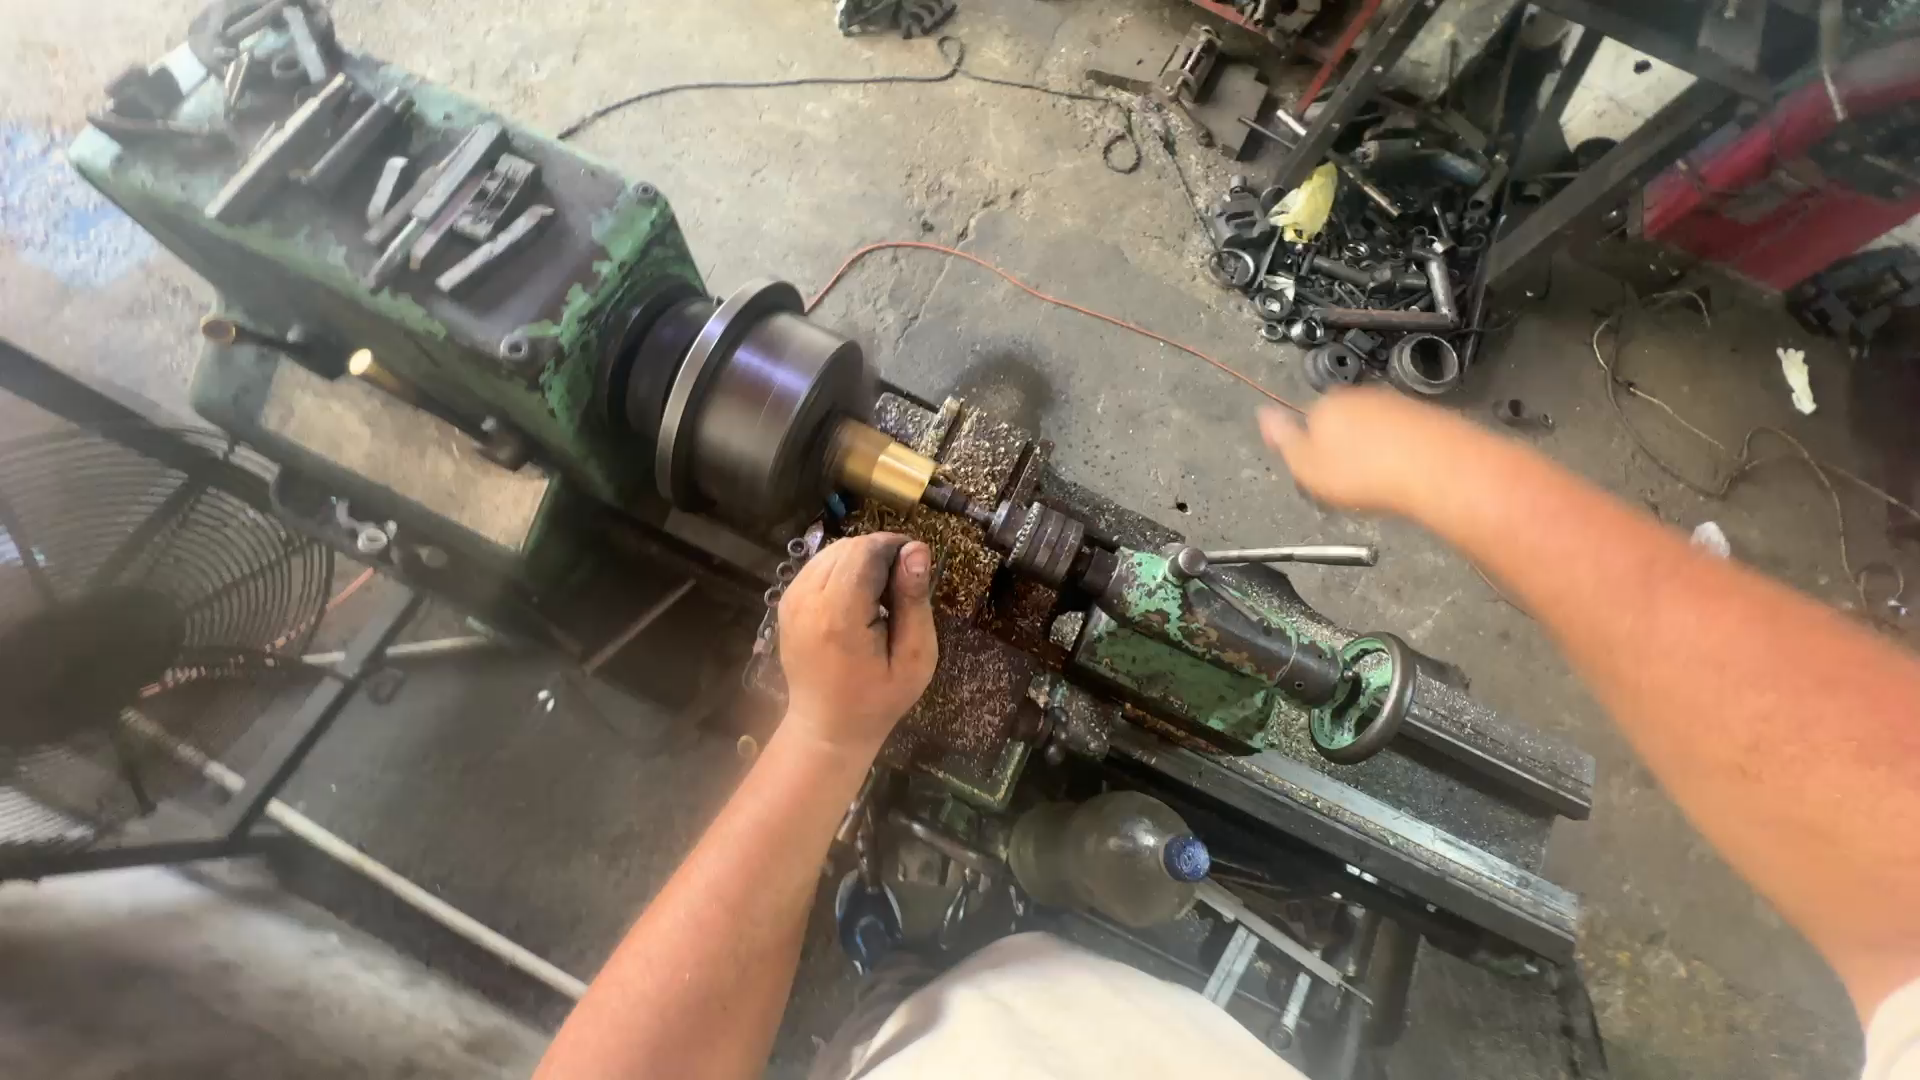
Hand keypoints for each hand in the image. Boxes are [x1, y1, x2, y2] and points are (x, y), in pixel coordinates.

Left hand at [777, 533, 937, 756]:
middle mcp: (807, 599)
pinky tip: (859, 598)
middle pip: (849, 547)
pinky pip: (820, 565)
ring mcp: (791, 598)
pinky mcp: (787, 600)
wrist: (827, 726)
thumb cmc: (878, 698)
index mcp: (838, 615)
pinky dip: (844, 570)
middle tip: (901, 589)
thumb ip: (914, 600)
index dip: (895, 548)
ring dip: (862, 560)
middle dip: (880, 554)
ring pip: (833, 551)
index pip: (865, 551)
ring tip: (881, 596)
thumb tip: (916, 549)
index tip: (916, 570)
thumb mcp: (914, 657)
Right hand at [1259, 388, 1465, 513]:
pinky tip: (1400, 476)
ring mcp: (1395, 404)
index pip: (1306, 423)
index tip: (1316, 472)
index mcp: (1324, 406)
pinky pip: (1401, 437)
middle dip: (1341, 449)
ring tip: (1375, 484)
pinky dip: (1398, 454)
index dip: (1309, 451)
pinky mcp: (1426, 417)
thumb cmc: (1366, 473)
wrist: (1437, 471)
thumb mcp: (1306, 465)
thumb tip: (1264, 415)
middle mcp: (1360, 396)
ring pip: (1372, 430)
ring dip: (1371, 453)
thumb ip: (1282, 439)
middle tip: (1345, 482)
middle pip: (1340, 423)